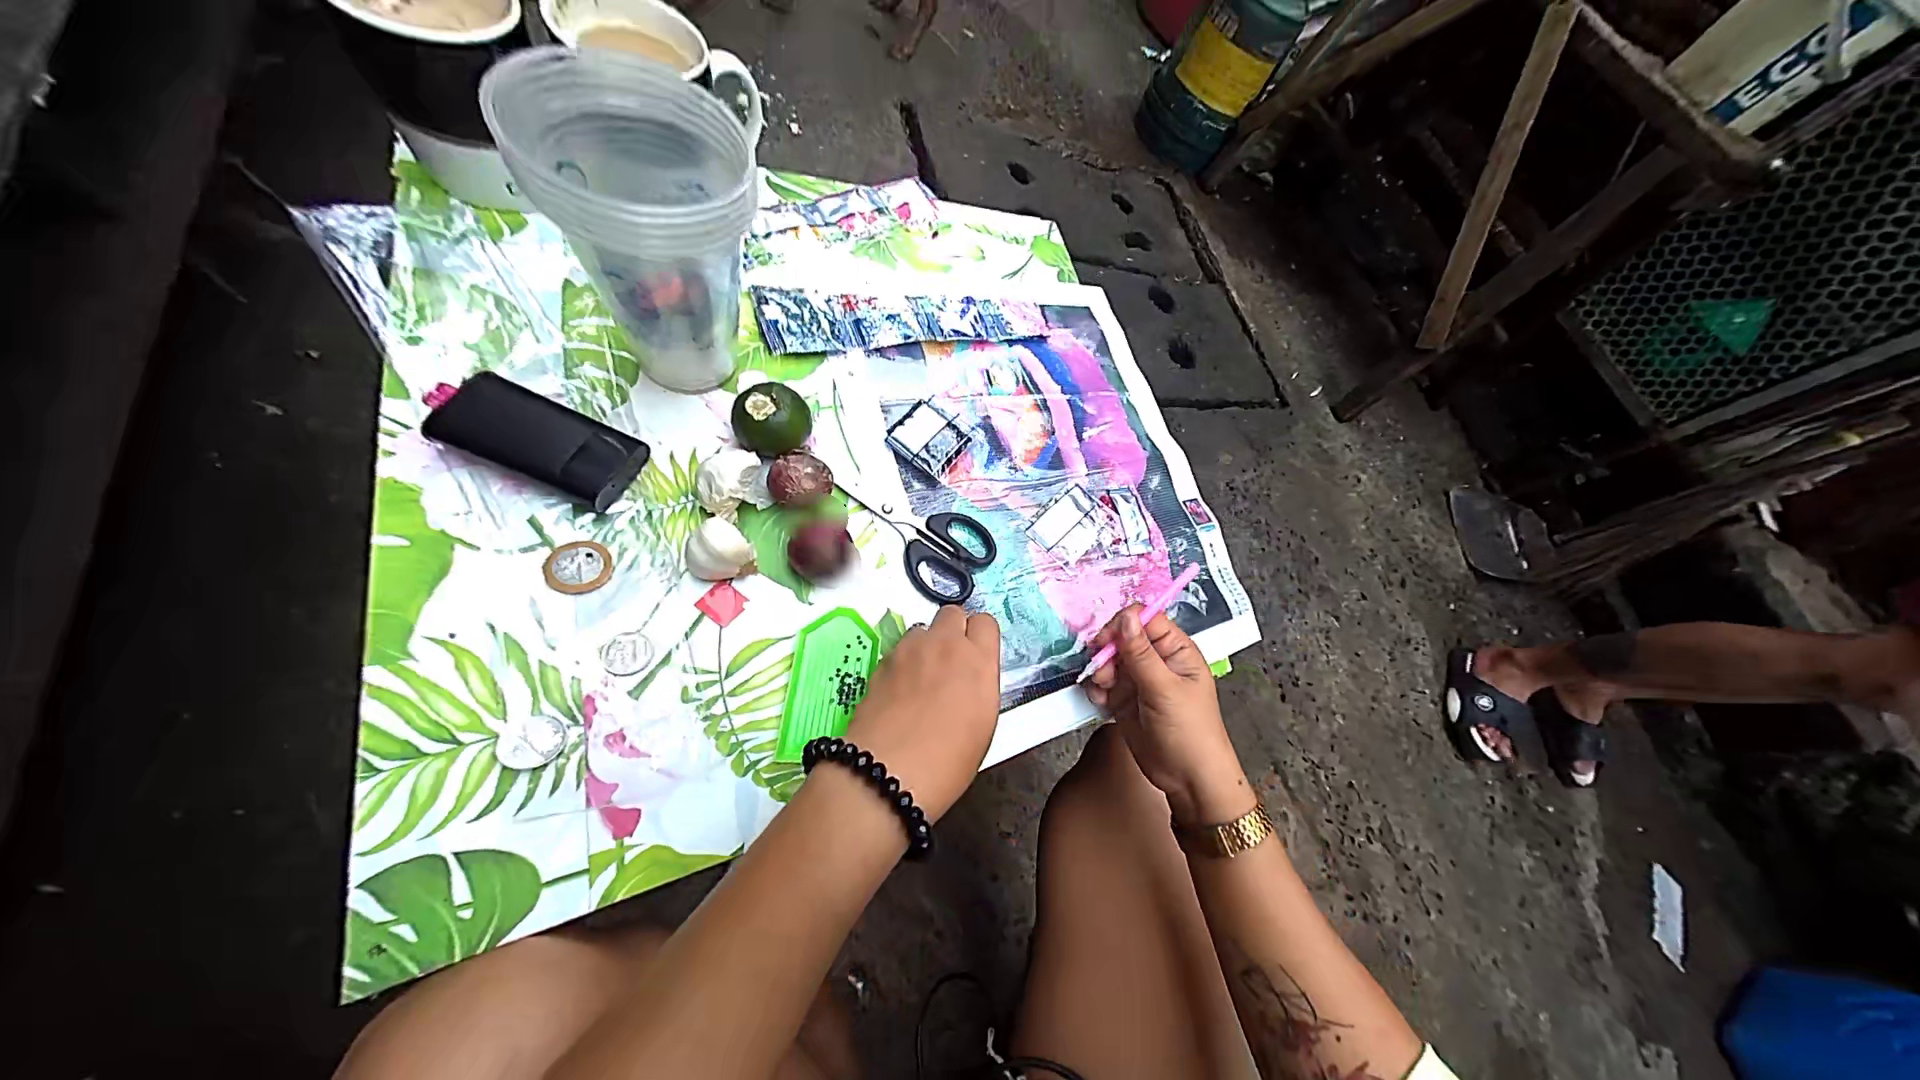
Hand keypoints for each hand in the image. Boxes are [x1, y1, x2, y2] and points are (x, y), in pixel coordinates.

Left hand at [842, 606, 999, 821]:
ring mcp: (910, 650)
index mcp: (978, 660)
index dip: (980, 637)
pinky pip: (898, 650)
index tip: (978, 655)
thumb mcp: (982, 725)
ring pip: (921, 629)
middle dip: (952, 631)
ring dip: (925, 645)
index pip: (985, 622)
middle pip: (952, 613)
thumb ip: (979, 687)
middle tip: (950, 662)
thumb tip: (970, 681)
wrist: (888, 770)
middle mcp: (945, 645)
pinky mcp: (881, 662)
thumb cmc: (947, 761)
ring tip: (921, 679)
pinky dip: (902, 663)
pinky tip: (899, 692)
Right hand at [1085, 606, 1251, 825]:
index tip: (1107, 642)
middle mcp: (1156, 661)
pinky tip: (1100, 700)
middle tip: (1102, 669)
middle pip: (1121, 638)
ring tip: (1103, 688)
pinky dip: (1096, 689)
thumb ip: (1140, 653)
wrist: (1187, 779)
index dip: (1123, 626)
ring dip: (1099, 671)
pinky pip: (1102, 683)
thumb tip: (1126, 617)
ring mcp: (1139, 680)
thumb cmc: (1191, 734)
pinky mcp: (1124, 699)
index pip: (1144, 620)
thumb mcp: (1164, 689)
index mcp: (1176, 650)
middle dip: (1106, 651)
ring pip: (1108, 660)